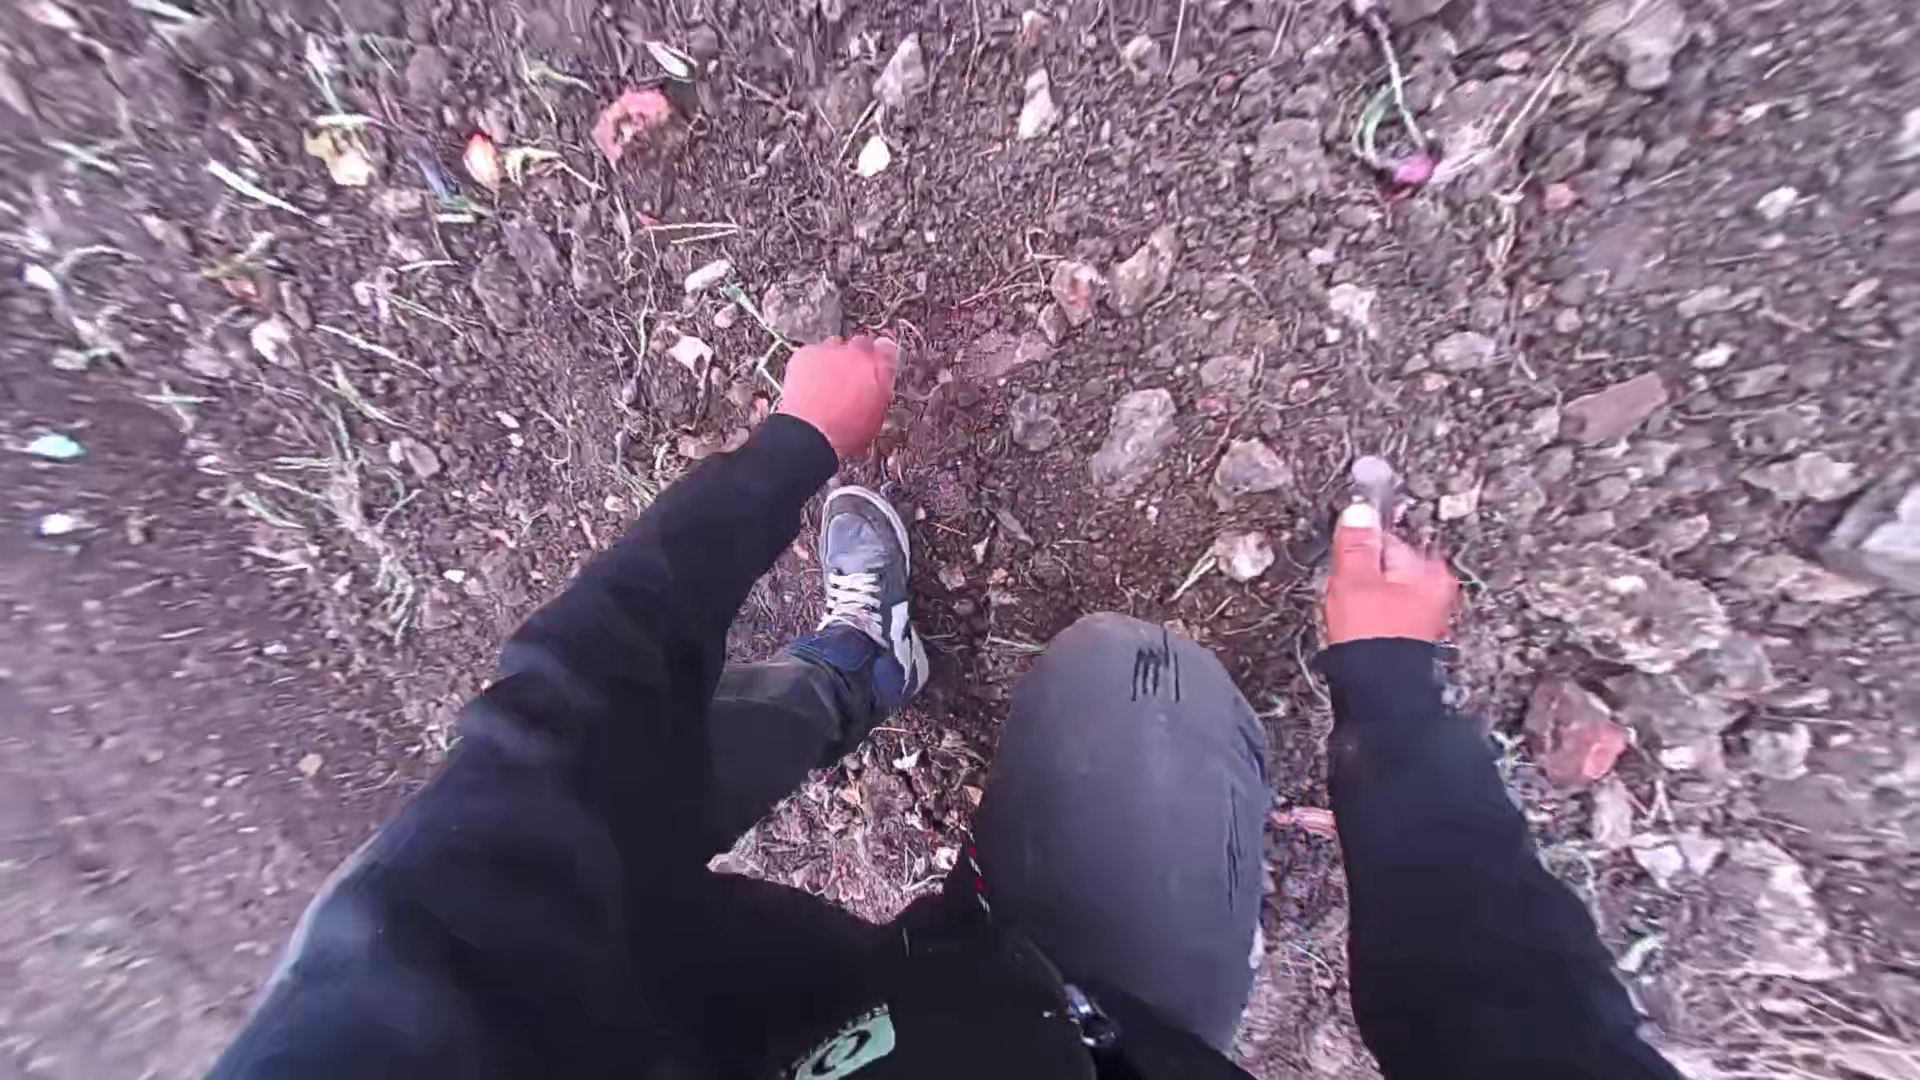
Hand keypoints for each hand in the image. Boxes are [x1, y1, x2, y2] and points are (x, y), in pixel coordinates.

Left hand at [776, 335, 897, 460]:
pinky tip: (810, 383)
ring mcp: (832, 352)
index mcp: (881, 372)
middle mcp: (858, 356)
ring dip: (833, 360)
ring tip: (827, 383)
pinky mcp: (807, 354)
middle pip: (861, 344)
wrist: (813, 433)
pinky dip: (811, 365)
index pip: (887, 350)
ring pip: (835, 346)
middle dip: (856, 357)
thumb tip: (876, 392)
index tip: (877, 360)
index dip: (882, 355)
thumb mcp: (875, 418)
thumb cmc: (845, 433)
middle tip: (849, 376)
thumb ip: (878, 394)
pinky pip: (811, 353)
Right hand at [1324, 503, 1459, 644]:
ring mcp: (1422, 610)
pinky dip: (1364, 611)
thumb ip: (1357, 544)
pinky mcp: (1408, 629)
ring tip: (1348, 611)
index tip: (1341, 562)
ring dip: (1358, 594)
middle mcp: (1433, 588)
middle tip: (1344, 590)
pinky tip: (1354, 624)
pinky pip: (1380, 606)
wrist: (1378, 686)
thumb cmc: (1372, 635)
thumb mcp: (1355, 580)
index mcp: (1427, 570)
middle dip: (1357, 573)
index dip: (1356, 550)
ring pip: (1378, 586)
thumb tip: (1359, 511)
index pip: (1385, 539)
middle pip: (1383, 563)